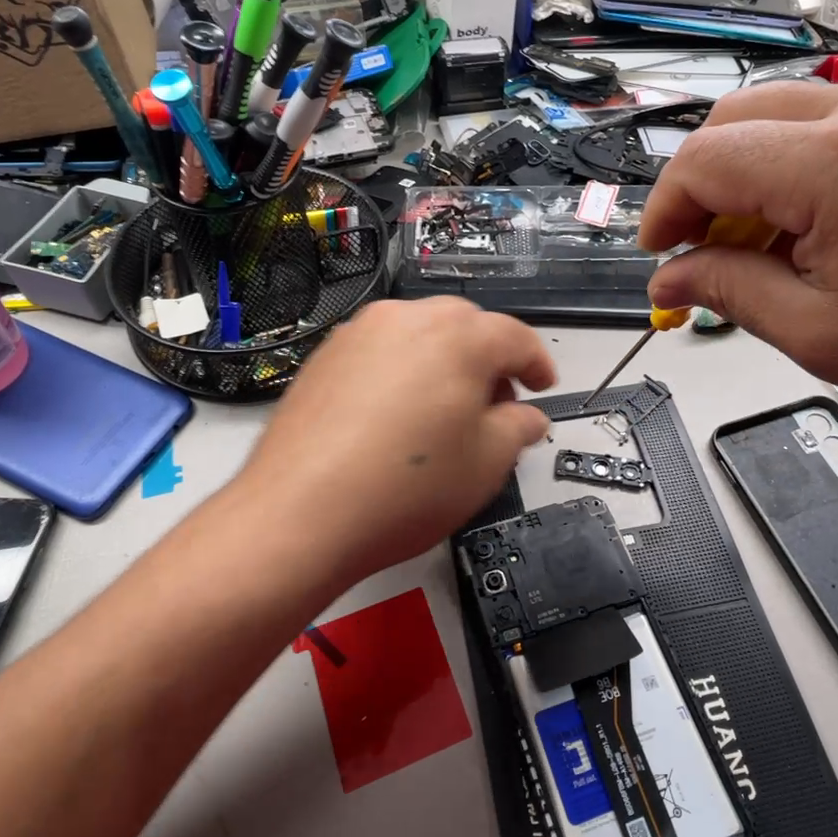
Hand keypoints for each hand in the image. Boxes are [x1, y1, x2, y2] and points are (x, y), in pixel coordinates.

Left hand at [235, 297, 556, 583]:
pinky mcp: (327, 357)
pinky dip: (401, 374)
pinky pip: (381, 353)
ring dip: (443, 366)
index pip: (515, 337)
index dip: (536, 364)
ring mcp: (360, 335)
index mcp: (457, 337)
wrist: (298, 514)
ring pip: (419, 336)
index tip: (540, 383)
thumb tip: (524, 419)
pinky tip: (401, 421)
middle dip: (489, 363)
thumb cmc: (390, 491)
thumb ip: (518, 428)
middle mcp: (406, 322)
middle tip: (497, 406)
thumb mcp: (485, 465)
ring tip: (445, 419)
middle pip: (466, 328)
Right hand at [641, 80, 837, 430]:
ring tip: (757, 244)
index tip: (660, 256)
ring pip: (779, 112)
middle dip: (700, 184)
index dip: (666, 208)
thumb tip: (668, 279)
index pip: (705, 158)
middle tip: (700, 250)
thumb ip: (727, 291)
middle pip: (734, 118)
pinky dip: (793, 162)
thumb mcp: (821, 334)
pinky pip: (828, 118)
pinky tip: (809, 223)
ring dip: (745, 171)